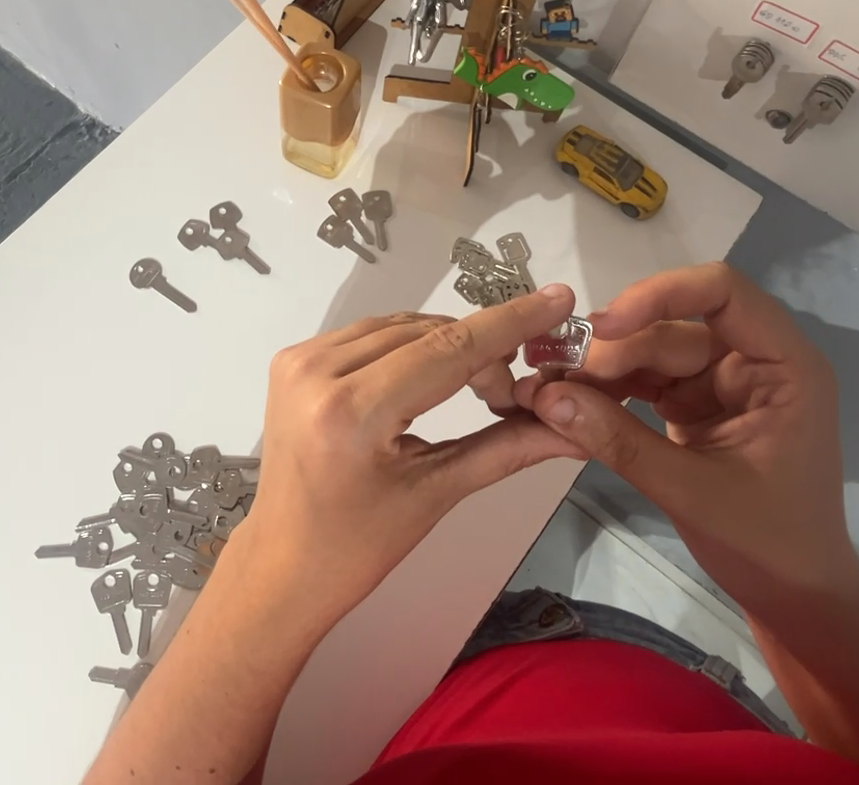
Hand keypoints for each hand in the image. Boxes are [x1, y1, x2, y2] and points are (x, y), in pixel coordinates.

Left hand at [230, 285, 585, 629]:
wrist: (284, 560)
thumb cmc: (360, 545)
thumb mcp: (437, 493)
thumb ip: (508, 447)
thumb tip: (574, 426)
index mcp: (352, 413)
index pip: (449, 350)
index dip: (510, 323)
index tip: (559, 299)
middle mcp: (317, 372)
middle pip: (427, 333)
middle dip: (481, 352)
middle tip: (508, 394)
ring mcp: (298, 360)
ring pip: (400, 326)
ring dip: (446, 345)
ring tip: (473, 387)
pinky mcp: (291, 358)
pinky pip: (369, 334)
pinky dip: (408, 346)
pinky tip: (426, 377)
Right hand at [515, 262, 858, 617]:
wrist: (790, 594)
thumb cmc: (768, 543)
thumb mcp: (692, 491)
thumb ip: (619, 441)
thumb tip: (546, 397)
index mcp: (782, 367)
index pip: (723, 293)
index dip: (661, 294)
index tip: (603, 326)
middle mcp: (749, 361)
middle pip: (669, 328)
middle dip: (609, 349)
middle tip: (549, 373)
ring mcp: (717, 381)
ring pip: (646, 352)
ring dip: (597, 370)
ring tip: (545, 390)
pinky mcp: (689, 403)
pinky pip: (639, 381)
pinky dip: (603, 391)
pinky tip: (567, 402)